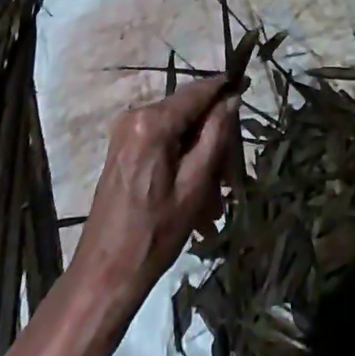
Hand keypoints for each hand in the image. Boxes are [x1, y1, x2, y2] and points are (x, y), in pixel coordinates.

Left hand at [73, 75, 239, 297]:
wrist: (106, 270)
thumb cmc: (155, 231)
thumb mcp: (195, 185)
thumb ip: (215, 136)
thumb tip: (231, 99)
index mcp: (151, 122)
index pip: (197, 92)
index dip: (224, 88)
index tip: (247, 85)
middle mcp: (134, 118)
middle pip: (189, 114)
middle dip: (215, 144)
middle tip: (232, 181)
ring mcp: (125, 134)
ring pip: (179, 134)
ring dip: (201, 162)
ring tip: (213, 206)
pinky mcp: (123, 150)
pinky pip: (164, 146)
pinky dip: (183, 166)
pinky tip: (196, 202)